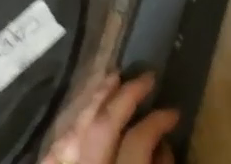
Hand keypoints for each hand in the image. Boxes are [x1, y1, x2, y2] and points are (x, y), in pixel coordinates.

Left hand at [42, 72, 178, 163]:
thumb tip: (163, 146)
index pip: (139, 139)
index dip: (158, 121)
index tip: (174, 112)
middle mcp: (88, 163)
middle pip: (105, 122)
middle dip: (127, 95)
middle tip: (148, 76)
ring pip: (77, 124)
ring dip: (96, 97)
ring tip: (113, 76)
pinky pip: (57, 138)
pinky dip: (71, 118)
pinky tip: (81, 106)